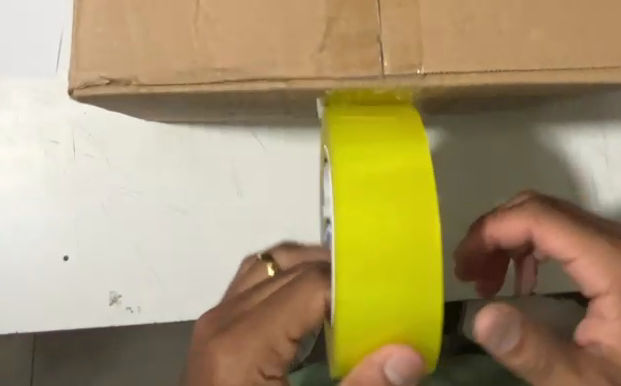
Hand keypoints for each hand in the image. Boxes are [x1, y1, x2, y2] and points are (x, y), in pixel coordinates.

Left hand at [185, 243, 426, 385]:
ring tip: (349, 296)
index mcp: (243, 346)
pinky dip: (286, 281)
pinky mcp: (212, 332)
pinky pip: (253, 282)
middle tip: (379, 295)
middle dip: (337, 275)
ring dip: (310, 270)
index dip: (353, 287)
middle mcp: (222, 320)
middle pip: (290, 267)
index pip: (310, 286)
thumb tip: (408, 354)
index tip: (390, 298)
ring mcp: (212, 322)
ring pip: (269, 265)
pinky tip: (311, 310)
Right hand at [452, 193, 620, 385]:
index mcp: (612, 260)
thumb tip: (479, 315)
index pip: (536, 216)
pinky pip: (569, 233)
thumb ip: (533, 351)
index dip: (490, 232)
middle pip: (541, 208)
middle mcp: (619, 239)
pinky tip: (522, 283)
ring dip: (512, 239)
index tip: (461, 267)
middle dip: (496, 234)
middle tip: (468, 274)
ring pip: (552, 217)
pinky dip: (535, 247)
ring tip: (487, 281)